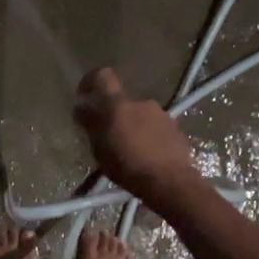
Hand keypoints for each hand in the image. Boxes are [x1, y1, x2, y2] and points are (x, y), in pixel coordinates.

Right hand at [73, 67, 199, 200]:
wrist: (170, 182)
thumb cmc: (128, 166)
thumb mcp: (100, 149)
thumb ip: (91, 125)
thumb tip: (82, 108)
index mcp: (118, 105)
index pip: (102, 76)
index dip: (91, 81)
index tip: (85, 96)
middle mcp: (142, 103)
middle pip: (121, 102)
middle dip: (113, 116)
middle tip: (107, 138)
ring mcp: (162, 115)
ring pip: (139, 116)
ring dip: (132, 128)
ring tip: (128, 152)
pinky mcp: (176, 130)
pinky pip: (155, 129)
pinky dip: (148, 138)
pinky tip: (146, 158)